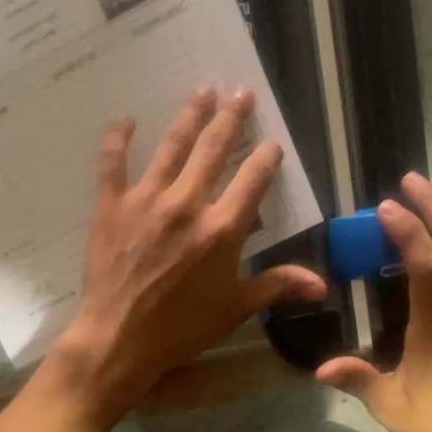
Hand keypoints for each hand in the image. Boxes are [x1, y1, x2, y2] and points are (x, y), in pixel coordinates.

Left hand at [54, 87, 327, 404]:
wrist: (119, 340)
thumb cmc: (181, 330)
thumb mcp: (234, 309)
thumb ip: (276, 285)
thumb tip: (321, 285)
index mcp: (222, 229)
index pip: (252, 179)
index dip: (265, 158)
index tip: (271, 144)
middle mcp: (187, 204)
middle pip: (214, 148)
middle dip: (231, 117)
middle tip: (240, 92)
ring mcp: (146, 201)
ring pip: (171, 145)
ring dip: (190, 114)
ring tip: (203, 91)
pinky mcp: (110, 206)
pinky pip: (112, 162)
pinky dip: (119, 137)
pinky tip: (126, 120)